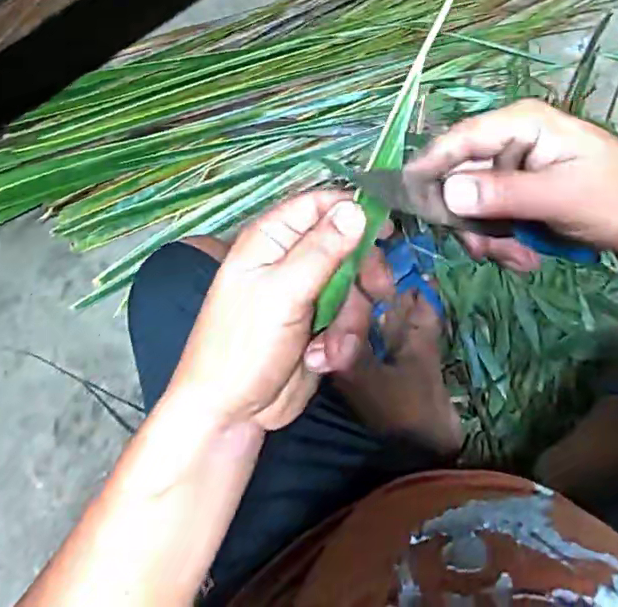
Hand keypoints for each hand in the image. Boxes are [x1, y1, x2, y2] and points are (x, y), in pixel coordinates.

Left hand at [160, 191, 391, 432]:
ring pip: (353, 286)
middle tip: (379, 291)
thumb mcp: (284, 293)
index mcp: (272, 238)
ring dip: (351, 319)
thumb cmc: (244, 345)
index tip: (386, 230)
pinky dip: (342, 340)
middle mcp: (289, 258)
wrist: (230, 413)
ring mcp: (305, 291)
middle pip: (346, 245)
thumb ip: (322, 250)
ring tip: (330, 348)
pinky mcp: (318, 323)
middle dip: (363, 274)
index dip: (353, 211)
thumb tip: (356, 208)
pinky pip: (349, 318)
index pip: (319, 204)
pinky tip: (321, 360)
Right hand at [405, 99, 617, 267]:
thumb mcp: (559, 196)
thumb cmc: (616, 198)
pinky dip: (502, 240)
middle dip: (471, 218)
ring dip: (489, 236)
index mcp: (524, 122)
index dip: (432, 163)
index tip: (404, 192)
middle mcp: (514, 139)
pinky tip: (526, 258)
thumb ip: (502, 194)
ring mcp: (516, 166)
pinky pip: (493, 215)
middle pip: (464, 174)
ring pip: (475, 201)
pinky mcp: (520, 191)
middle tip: (485, 252)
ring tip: (519, 260)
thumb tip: (446, 193)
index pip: (464, 136)